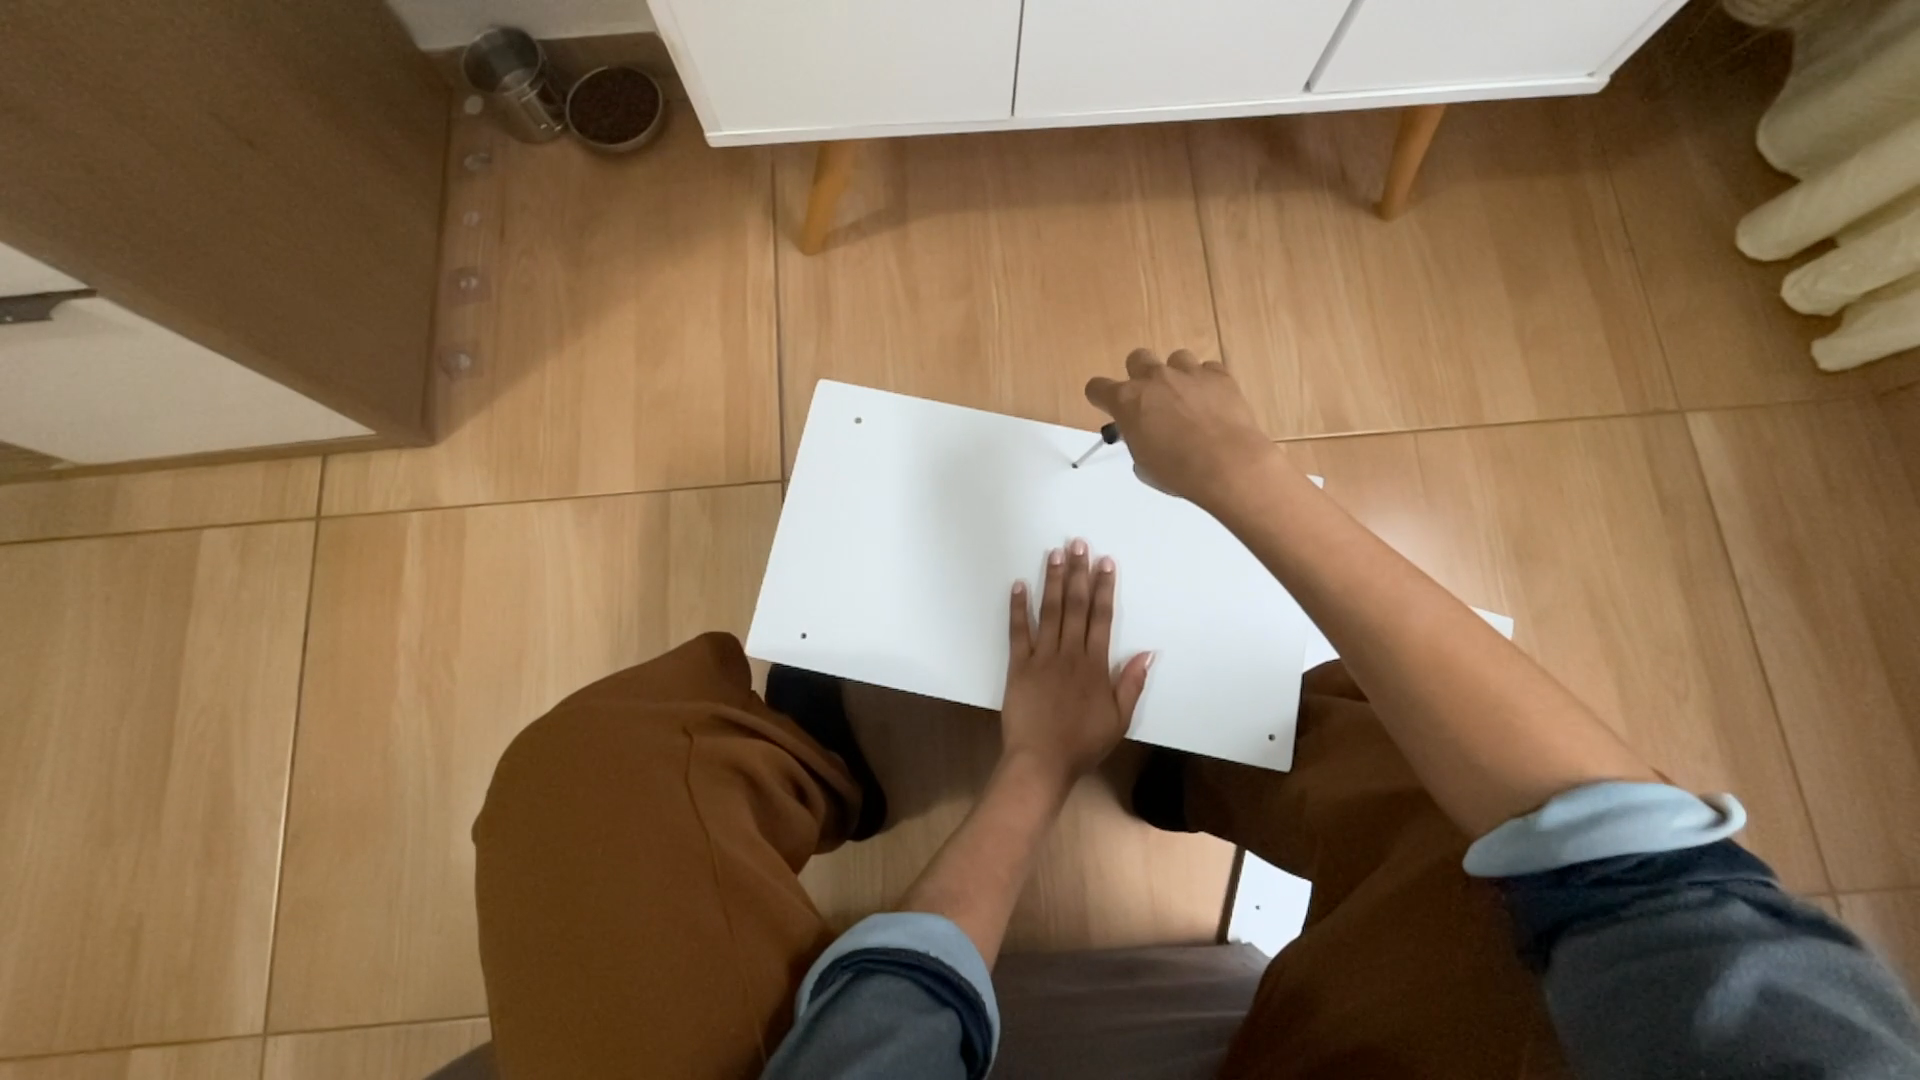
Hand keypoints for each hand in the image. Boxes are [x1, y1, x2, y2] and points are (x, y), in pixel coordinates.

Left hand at [1001, 539, 1152, 784]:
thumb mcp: (1119, 719)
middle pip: (1075, 606)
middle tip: (1078, 544)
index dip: (1104, 588)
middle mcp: (1070, 653)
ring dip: (1052, 580)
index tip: (1105, 563)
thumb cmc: (1083, 744)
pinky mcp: (1018, 666)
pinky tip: (1018, 586)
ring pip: (1049, 611)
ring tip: (1055, 553)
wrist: (1042, 761)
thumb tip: (1148, 653)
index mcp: (1095, 665)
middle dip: (1078, 573)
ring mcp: (1042, 657)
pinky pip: (1019, 631)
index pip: (1102, 617)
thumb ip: (1131, 683)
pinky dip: (1018, 607)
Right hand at [1085, 348, 1281, 508]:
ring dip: (1177, 376)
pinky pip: (1208, 369)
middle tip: (1151, 400)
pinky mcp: (1219, 375)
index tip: (1109, 407)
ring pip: (1176, 358)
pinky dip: (1207, 382)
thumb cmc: (1178, 470)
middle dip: (1140, 375)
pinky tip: (1212, 402)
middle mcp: (1154, 378)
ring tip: (1187, 400)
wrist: (1227, 464)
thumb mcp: (1144, 463)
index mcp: (1126, 401)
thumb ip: (1138, 441)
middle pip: (1137, 358)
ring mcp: (1188, 372)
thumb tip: (1147, 440)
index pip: (1097, 387)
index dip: (1101, 397)